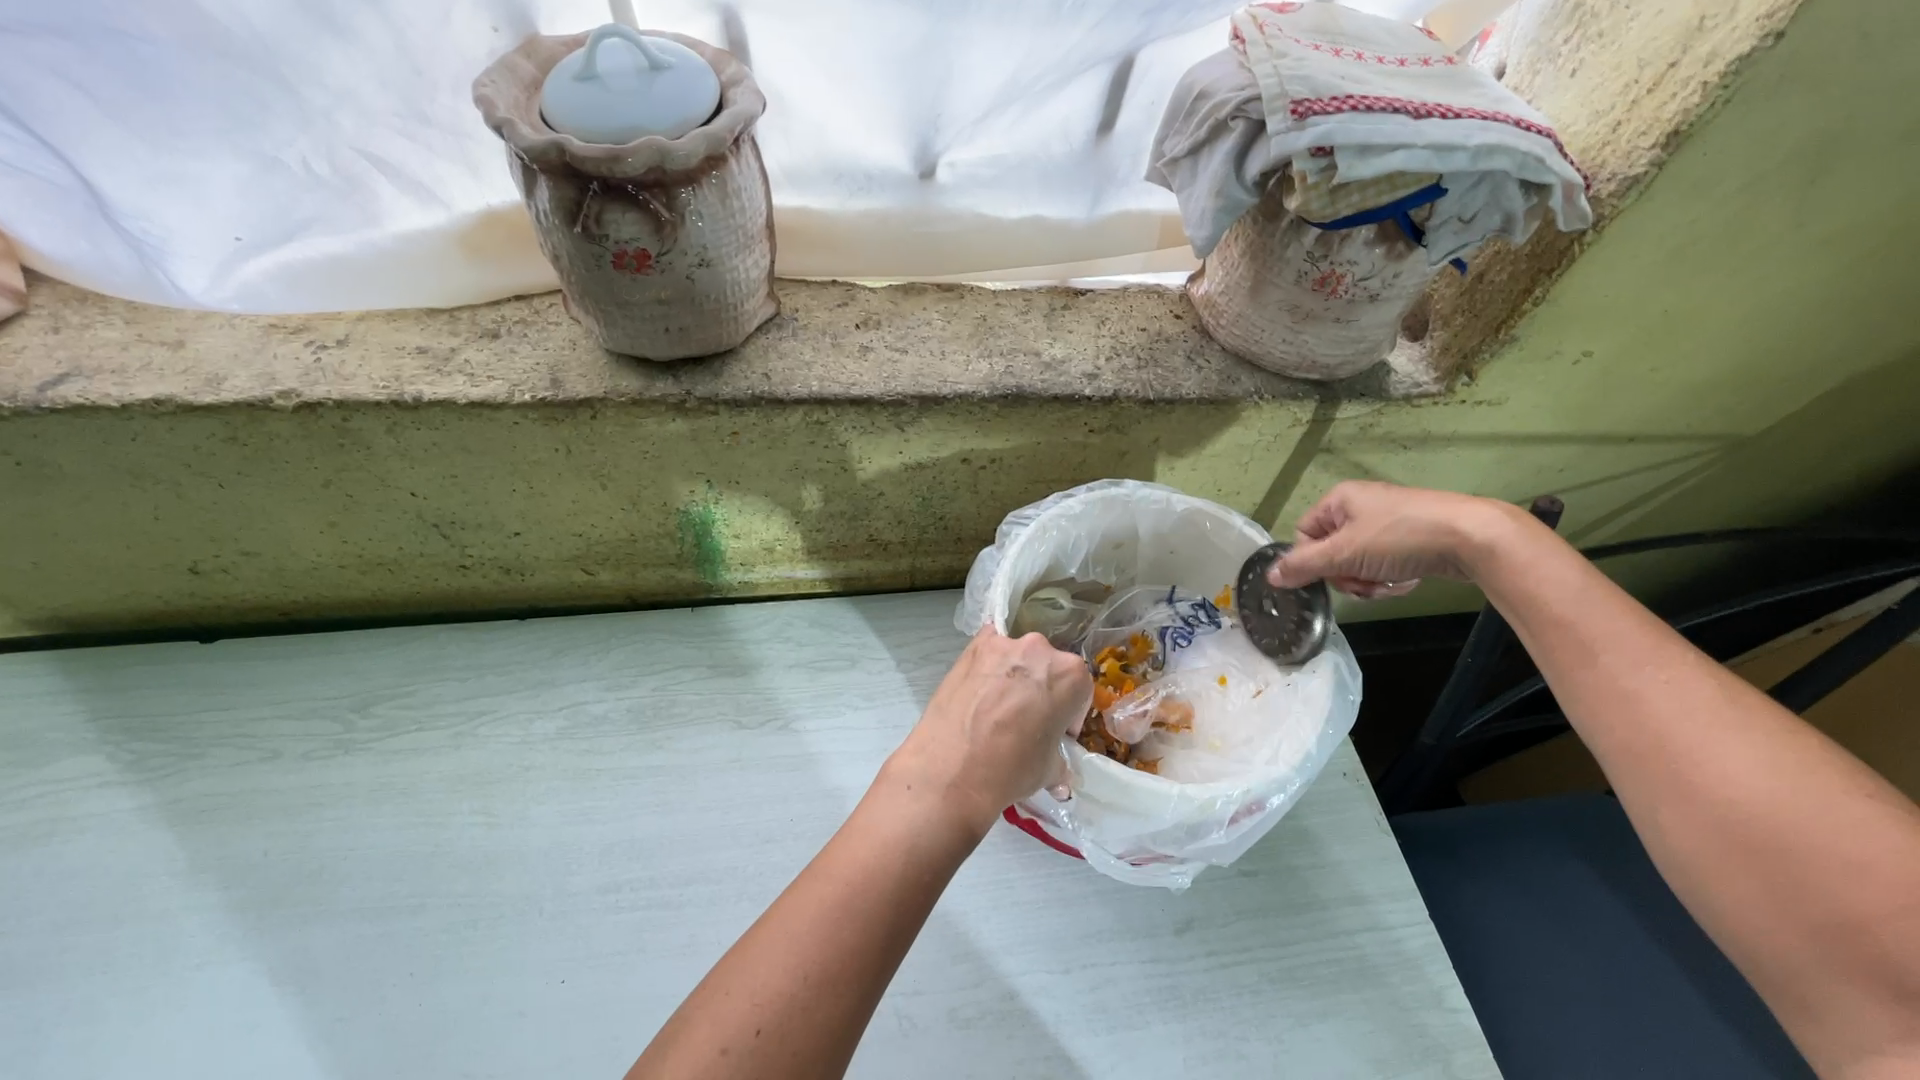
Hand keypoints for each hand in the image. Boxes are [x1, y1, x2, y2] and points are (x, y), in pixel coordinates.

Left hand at [882, 629, 1091, 834]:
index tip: (1057, 732)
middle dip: (1042, 691)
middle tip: (1028, 719)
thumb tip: (1061, 771)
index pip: (1079, 691)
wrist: (951, 770)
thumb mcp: (1050, 770)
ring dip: (1015, 676)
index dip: (1069, 715)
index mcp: (1071, 675)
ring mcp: (1002, 645)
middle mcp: (1039, 649)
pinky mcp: (971, 648)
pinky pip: (988, 649)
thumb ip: (1060, 759)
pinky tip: (980, 689)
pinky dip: (988, 664)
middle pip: (1048, 667)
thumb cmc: (1011, 769)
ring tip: (999, 708)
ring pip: (1018, 657)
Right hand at [1267, 481, 1522, 597]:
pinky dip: (1390, 578)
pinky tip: (1408, 580)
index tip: (1331, 577)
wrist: (1471, 537)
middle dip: (1347, 576)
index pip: (1304, 535)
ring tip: (1390, 584)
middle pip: (1331, 553)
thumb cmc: (1399, 538)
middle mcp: (1359, 507)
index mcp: (1339, 500)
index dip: (1313, 562)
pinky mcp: (1409, 539)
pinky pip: (1382, 565)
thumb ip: (1303, 565)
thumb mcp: (1344, 553)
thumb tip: (1270, 576)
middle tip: (1364, 584)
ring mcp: (1386, 523)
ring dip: (1369, 582)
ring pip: (1357, 564)